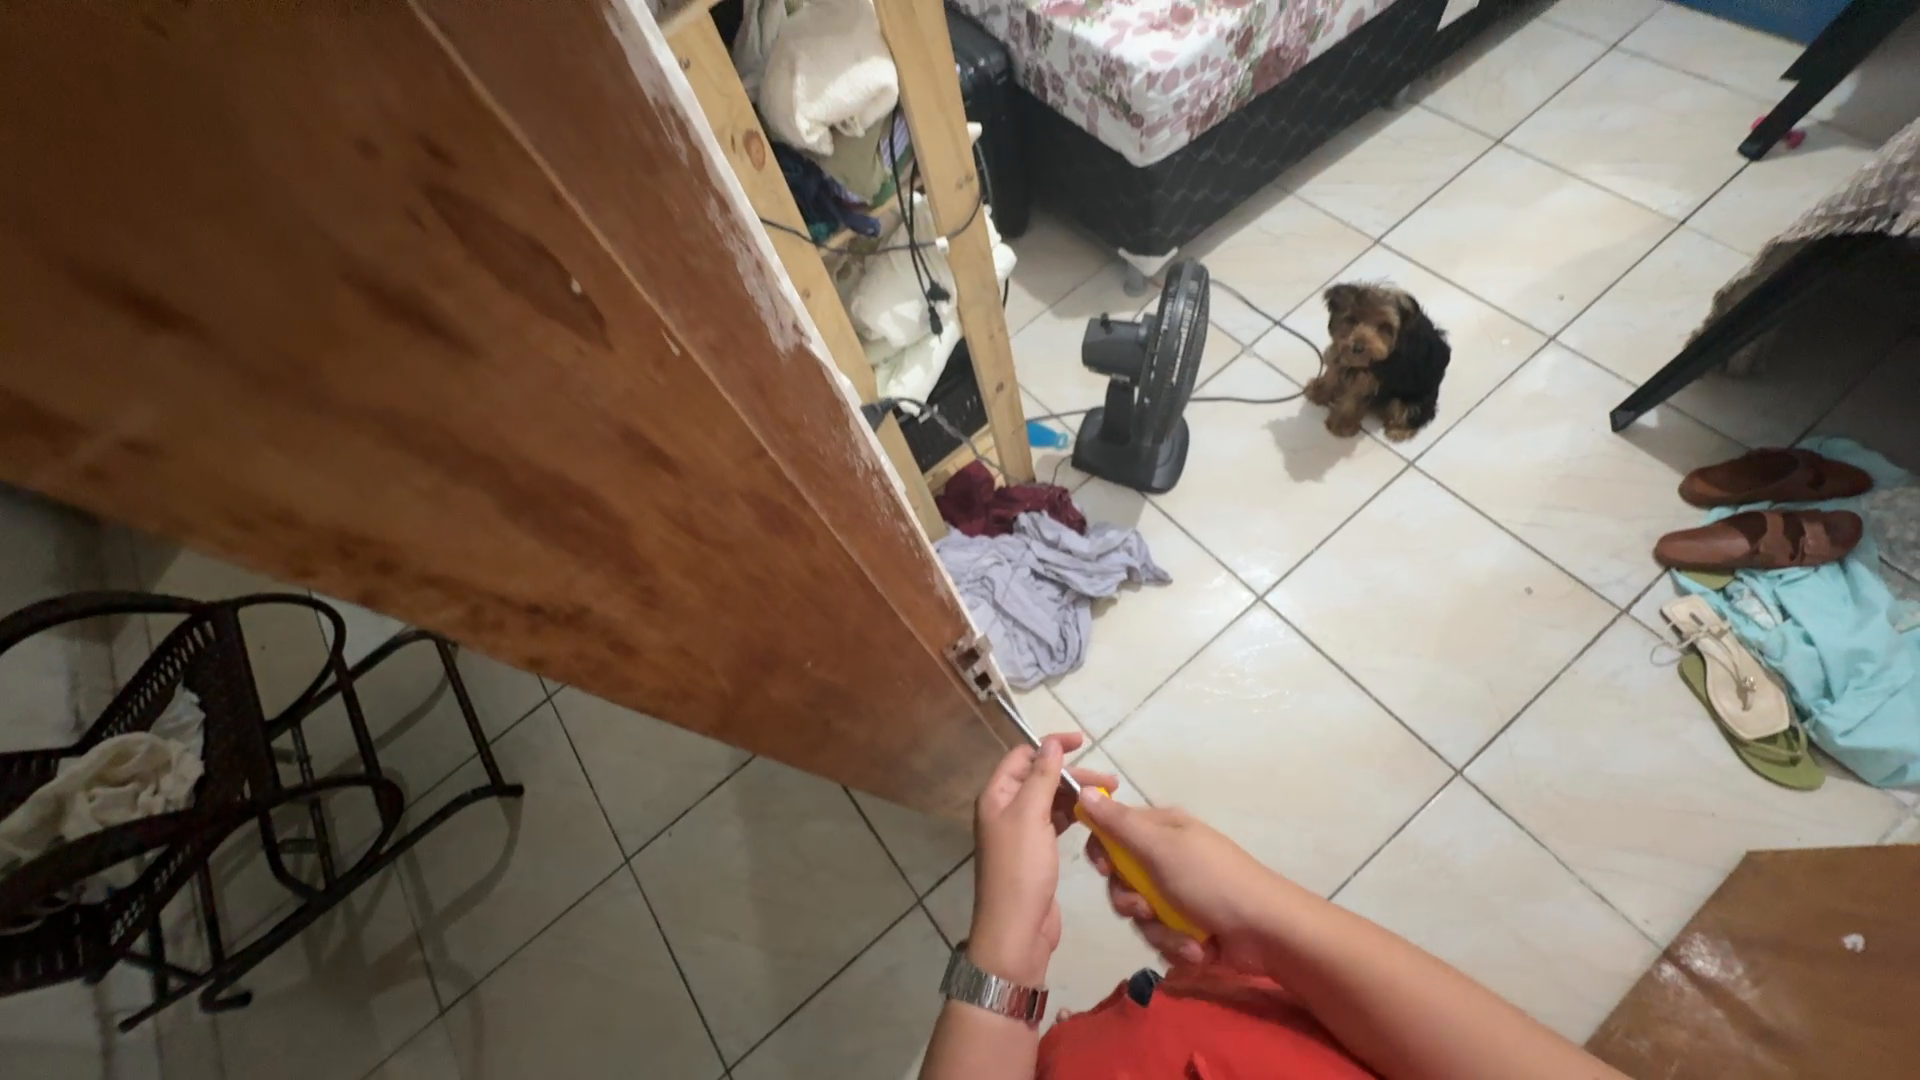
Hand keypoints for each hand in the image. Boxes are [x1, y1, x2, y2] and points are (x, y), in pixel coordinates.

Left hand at [969, 733, 1115, 986]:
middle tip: (1110, 781)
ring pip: (1051, 800)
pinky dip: (1075, 815)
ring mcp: (1022, 832)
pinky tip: (1096, 818)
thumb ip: (1042, 777)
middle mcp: (1006, 809)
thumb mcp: (1031, 816)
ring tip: (1111, 796)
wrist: (1016, 932)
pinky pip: (1056, 822)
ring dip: (1077, 795)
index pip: (1023, 756)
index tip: (1082, 742)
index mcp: (997, 795)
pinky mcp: (1037, 852)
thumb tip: (1051, 743)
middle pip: (1040, 777)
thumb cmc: (1020, 869)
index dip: (1050, 746)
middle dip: (1072, 774)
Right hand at [1078, 790, 1283, 972]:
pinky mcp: (1188, 925)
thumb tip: (1082, 789)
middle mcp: (1167, 857)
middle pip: (1121, 878)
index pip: (1112, 831)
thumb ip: (1118, 824)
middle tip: (1146, 908)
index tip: (1105, 870)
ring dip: (1159, 930)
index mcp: (1161, 829)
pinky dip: (1177, 945)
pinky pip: (1161, 936)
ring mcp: (1178, 893)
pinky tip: (1199, 948)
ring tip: (1187, 937)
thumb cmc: (1211, 880)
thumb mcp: (1160, 848)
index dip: (1103, 852)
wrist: (1267, 932)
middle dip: (1131, 901)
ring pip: (1140, 913)